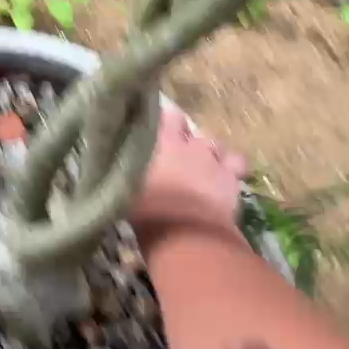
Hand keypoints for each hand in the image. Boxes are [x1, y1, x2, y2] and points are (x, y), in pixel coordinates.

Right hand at [128, 106, 247, 250]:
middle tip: (169, 138)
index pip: (147, 114)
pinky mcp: (230, 176)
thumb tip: (112, 158)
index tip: (139, 123)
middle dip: (175, 126)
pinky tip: (226, 170)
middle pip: (178, 119)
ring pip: (208, 139)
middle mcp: (178, 140)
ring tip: (198, 157)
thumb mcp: (123, 184)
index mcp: (149, 139)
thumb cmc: (145, 209)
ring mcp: (207, 156)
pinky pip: (236, 160)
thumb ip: (121, 165)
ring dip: (203, 146)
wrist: (187, 234)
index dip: (145, 118)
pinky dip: (230, 162)